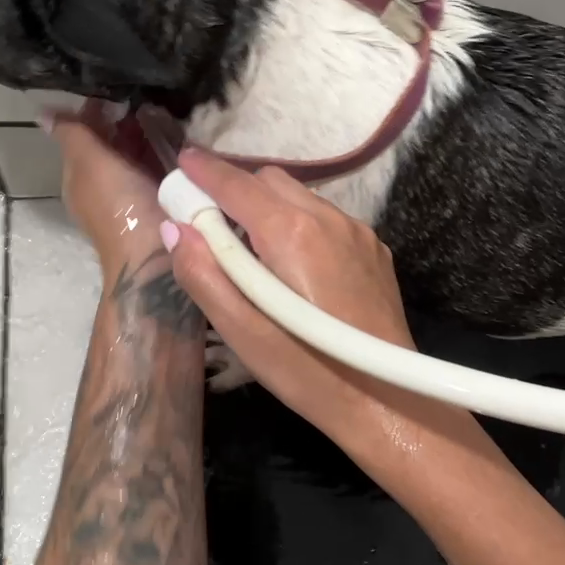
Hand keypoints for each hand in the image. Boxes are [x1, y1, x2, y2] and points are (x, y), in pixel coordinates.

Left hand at [39, 100, 166, 272]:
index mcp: (81, 177)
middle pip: (114, 144)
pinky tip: (184, 144)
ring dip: (151, 136)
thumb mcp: (90, 164)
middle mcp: (106, 186)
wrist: (158, 260)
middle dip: (129, 121)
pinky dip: (170, 154)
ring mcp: (136, 197)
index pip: (84, 134)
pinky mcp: (165, 205)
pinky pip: (164, 170)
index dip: (97, 110)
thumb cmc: (121, 208)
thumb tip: (42, 112)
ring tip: (172, 114)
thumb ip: (72, 135)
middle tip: (153, 96)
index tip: (121, 88)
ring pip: (141, 156)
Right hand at [164, 149, 418, 428]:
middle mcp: (329, 219)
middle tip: (210, 224)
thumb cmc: (308, 371)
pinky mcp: (376, 251)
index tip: (181, 165)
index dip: (205, 171)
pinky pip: (328, 219)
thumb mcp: (242, 333)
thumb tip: (176, 228)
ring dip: (270, 209)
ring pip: (303, 198)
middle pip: (272, 181)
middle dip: (237, 190)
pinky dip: (301, 225)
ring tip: (252, 253)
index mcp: (292, 233)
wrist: (387, 399)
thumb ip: (204, 274)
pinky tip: (295, 268)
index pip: (238, 183)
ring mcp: (359, 233)